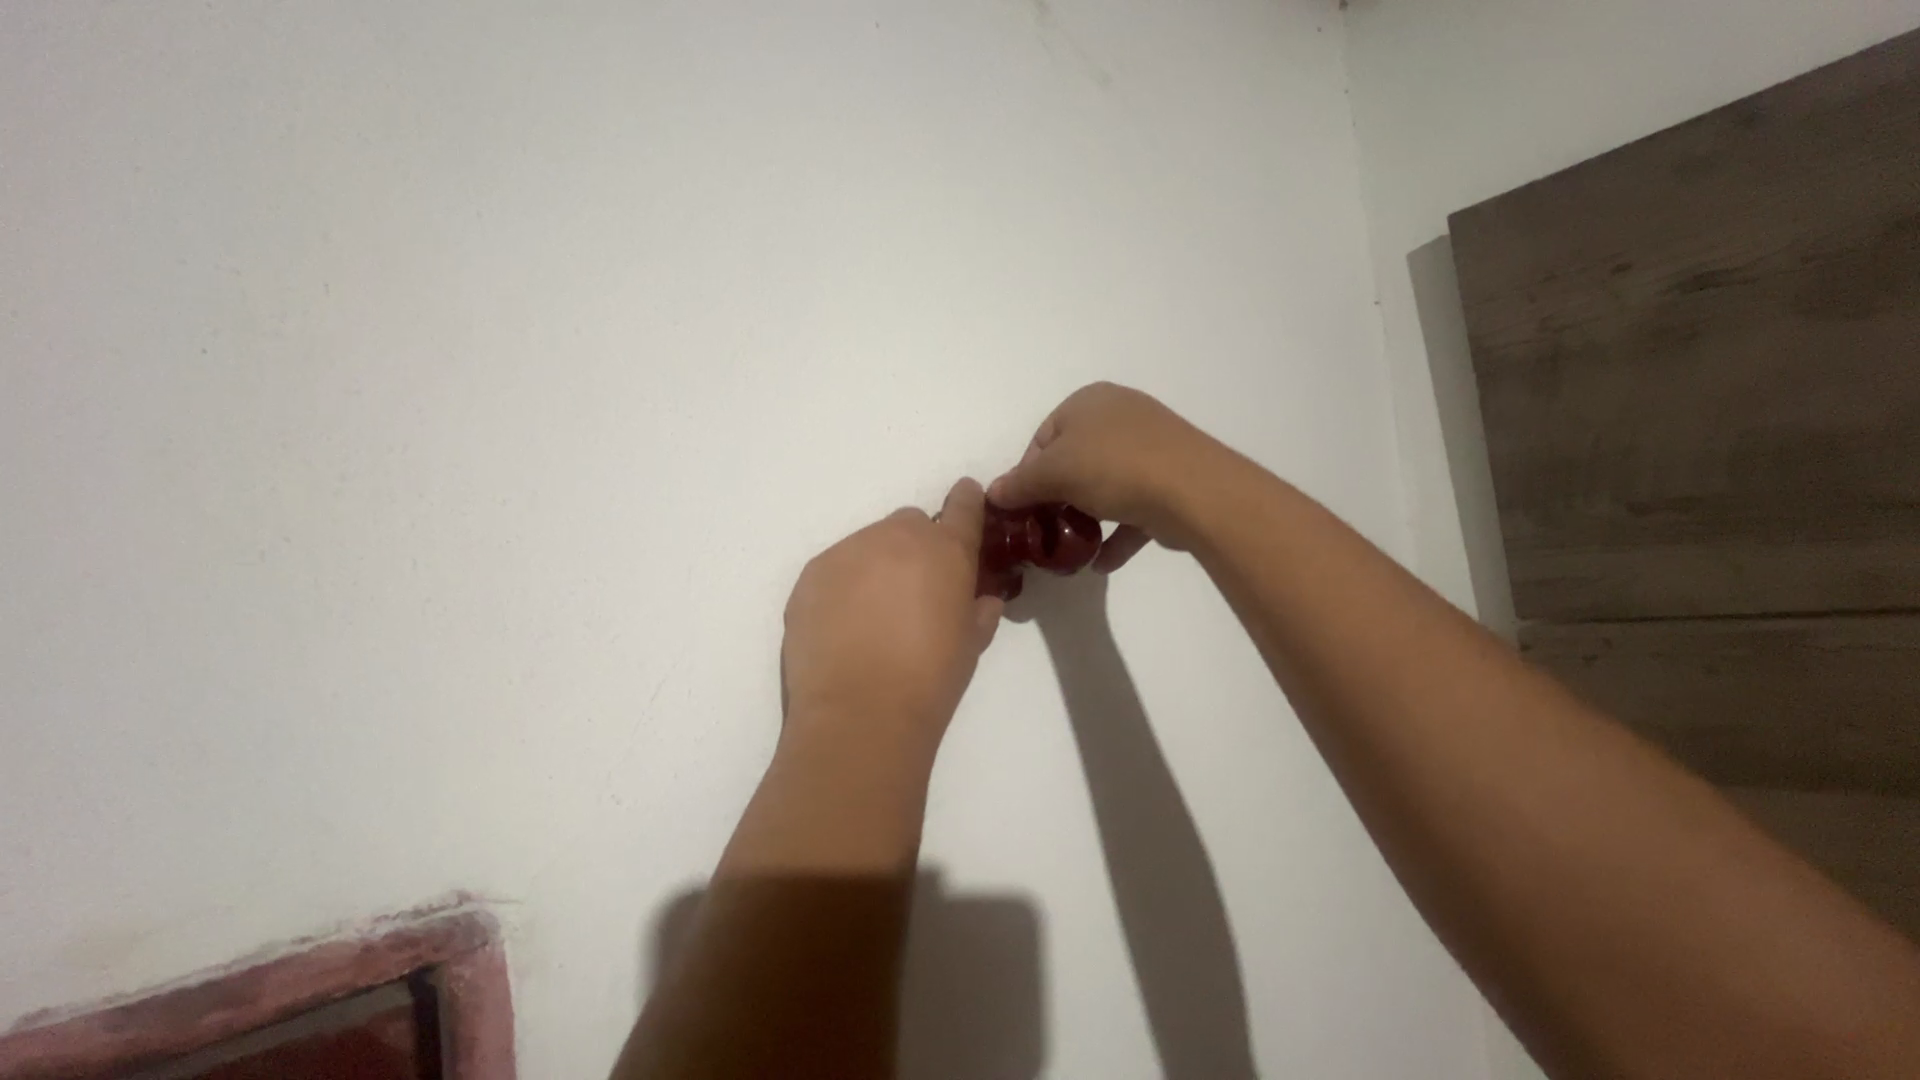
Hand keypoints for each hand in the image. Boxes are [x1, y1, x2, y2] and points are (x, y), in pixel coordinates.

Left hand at [781, 479, 1004, 757]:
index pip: (963, 505)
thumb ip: (978, 612)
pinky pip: (834, 569)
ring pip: (868, 545)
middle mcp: (896, 537)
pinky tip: (842, 627)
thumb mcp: (971, 645)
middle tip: (913, 591)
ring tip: (871, 617)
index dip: (966, 502)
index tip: (966, 499)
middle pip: (909, 524)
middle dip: (915, 547)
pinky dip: (842, 587)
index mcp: (945, 550)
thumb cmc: (930, 680)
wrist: (861, 712)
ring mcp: (848, 551)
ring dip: (875, 567)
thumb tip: (982, 600)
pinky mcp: (811, 574)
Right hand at [988, 383, 1229, 570]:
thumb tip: (992, 493)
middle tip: (1045, 530)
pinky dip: (1117, 534)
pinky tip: (1102, 563)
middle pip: (1074, 462)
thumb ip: (1019, 485)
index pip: (1043, 437)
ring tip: (1072, 548)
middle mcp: (1120, 416)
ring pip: (1105, 486)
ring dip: (1087, 519)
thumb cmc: (1113, 467)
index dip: (1027, 474)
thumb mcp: (1053, 474)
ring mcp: (1150, 448)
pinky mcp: (1171, 481)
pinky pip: (1133, 508)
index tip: (1023, 508)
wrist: (1193, 490)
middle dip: (1057, 499)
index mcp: (1089, 402)